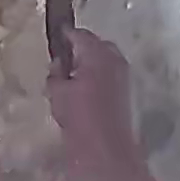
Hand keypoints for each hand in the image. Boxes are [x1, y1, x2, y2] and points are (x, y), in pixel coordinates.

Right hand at [47, 27, 141, 173]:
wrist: (105, 146)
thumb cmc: (78, 116)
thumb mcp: (57, 92)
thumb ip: (56, 73)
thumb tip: (58, 63)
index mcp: (97, 54)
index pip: (79, 35)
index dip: (65, 34)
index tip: (54, 34)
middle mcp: (114, 58)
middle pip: (95, 44)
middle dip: (79, 47)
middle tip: (61, 57)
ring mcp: (123, 74)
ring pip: (104, 58)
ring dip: (89, 61)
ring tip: (71, 73)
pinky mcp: (125, 89)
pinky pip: (108, 72)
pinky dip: (96, 73)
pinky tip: (82, 88)